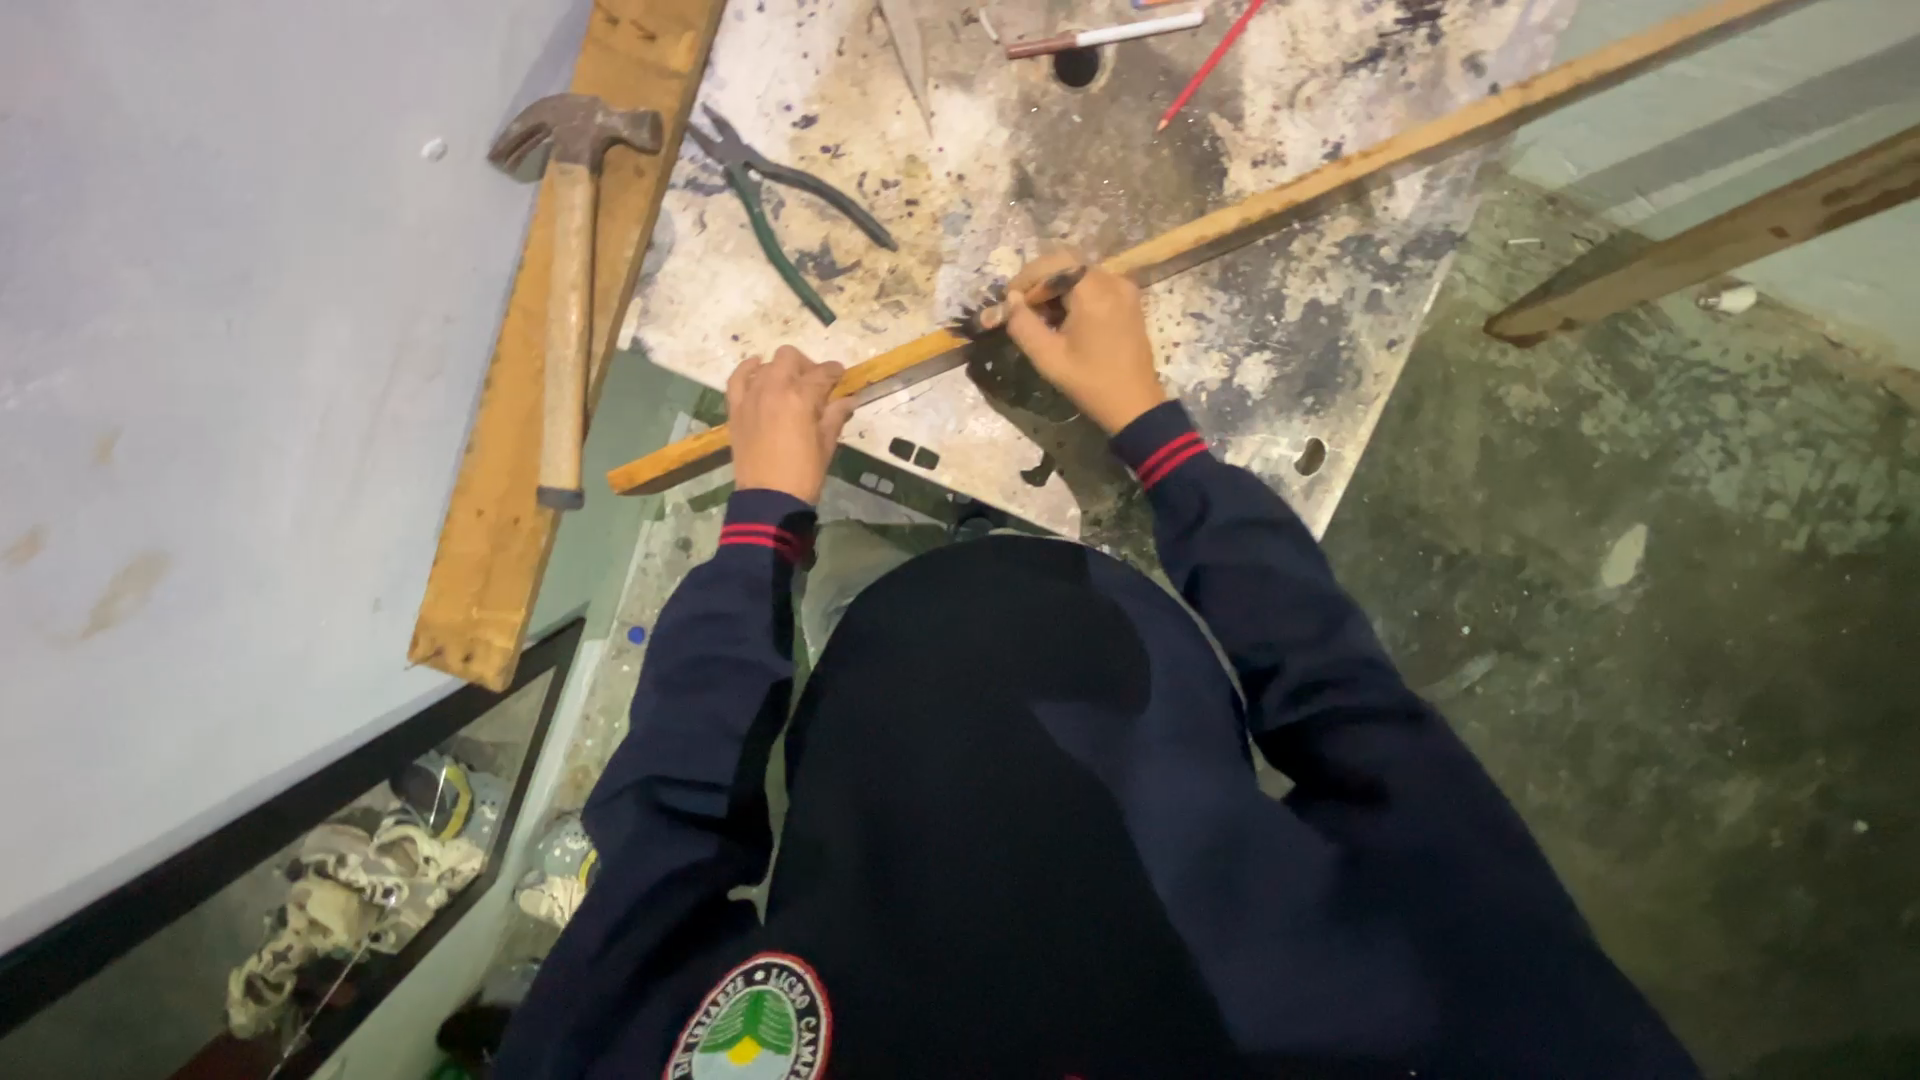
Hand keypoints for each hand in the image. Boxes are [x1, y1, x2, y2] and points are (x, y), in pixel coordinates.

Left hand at [726, 345, 854, 503]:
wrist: (770, 497)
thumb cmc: (804, 473)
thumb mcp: (826, 444)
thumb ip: (836, 416)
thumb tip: (849, 400)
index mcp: (801, 397)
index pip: (822, 373)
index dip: (835, 372)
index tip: (841, 376)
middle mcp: (774, 388)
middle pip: (790, 358)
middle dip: (807, 365)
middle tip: (815, 383)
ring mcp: (751, 396)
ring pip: (766, 365)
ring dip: (781, 369)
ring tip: (789, 384)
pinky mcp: (736, 408)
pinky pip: (738, 378)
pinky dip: (748, 370)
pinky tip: (757, 368)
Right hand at [1003, 253, 1166, 434]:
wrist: (1134, 404)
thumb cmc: (1090, 383)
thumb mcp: (1048, 358)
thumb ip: (1023, 325)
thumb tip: (1011, 301)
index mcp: (1094, 292)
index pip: (1053, 263)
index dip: (1027, 277)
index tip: (1010, 300)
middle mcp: (1113, 281)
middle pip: (1067, 264)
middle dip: (1040, 282)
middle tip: (1022, 309)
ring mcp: (1125, 289)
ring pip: (1080, 273)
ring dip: (1056, 289)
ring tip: (1041, 318)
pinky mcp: (1129, 300)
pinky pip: (1095, 284)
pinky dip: (1075, 294)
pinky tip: (1064, 320)